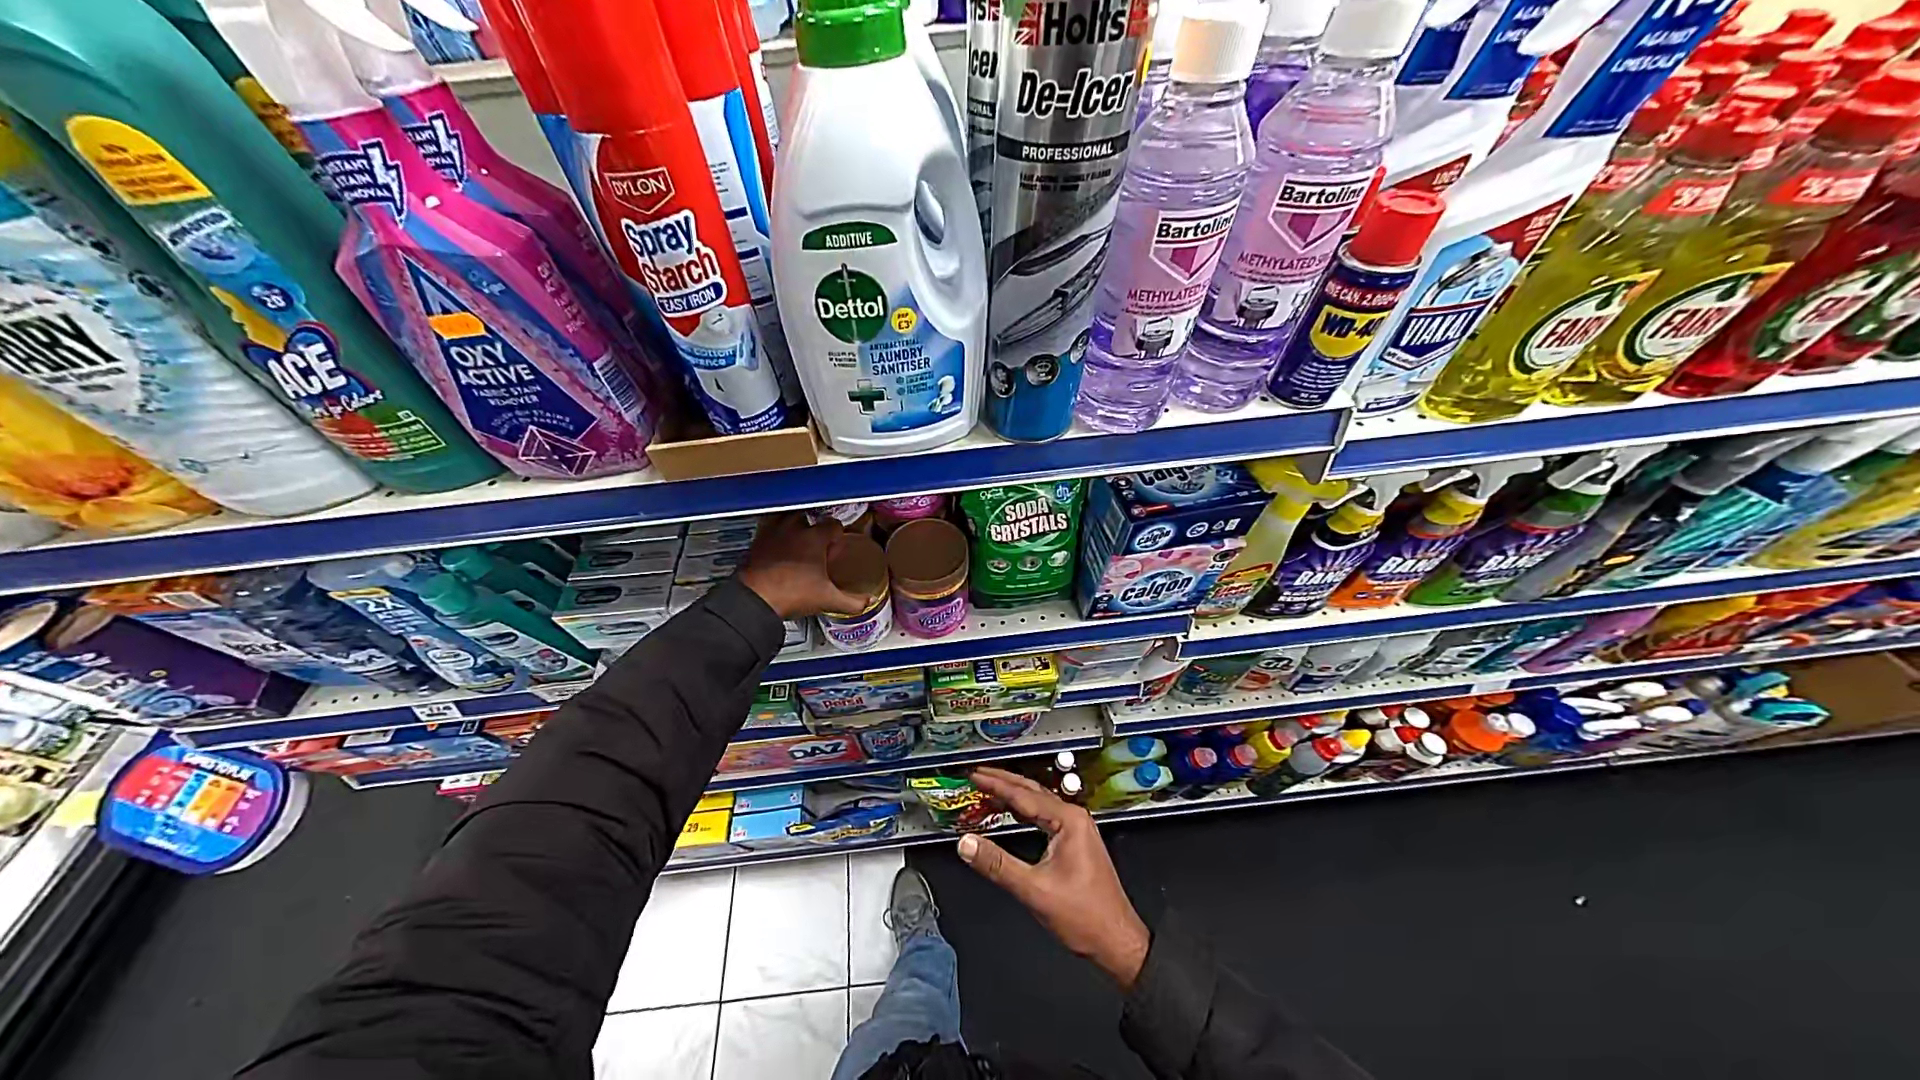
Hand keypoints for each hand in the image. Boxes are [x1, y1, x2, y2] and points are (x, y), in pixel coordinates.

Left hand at [736, 512, 866, 618]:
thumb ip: (851, 601)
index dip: (838, 536)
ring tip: (797, 545)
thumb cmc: (789, 592)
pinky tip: (777, 552)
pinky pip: (768, 531)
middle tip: (818, 546)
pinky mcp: (756, 543)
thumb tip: (865, 602)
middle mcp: (793, 529)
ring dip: (793, 528)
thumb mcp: (827, 600)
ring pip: (786, 519)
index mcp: (814, 537)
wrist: (755, 599)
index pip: (833, 525)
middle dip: (815, 529)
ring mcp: (772, 534)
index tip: (836, 547)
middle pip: (810, 519)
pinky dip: (774, 537)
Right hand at [957, 767, 1151, 991]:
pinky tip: (1010, 812)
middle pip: (1031, 791)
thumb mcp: (1034, 890)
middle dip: (1002, 781)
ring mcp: (1076, 830)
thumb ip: (997, 864)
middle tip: (977, 775)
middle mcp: (1074, 819)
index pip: (1023, 794)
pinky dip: (1022, 811)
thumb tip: (968, 844)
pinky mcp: (1074, 842)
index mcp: (1069, 821)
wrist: (1116, 941)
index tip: (974, 776)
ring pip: (1037, 802)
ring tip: (986, 790)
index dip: (995, 784)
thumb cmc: (1086, 917)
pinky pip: (1043, 816)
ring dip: (1011, 795)